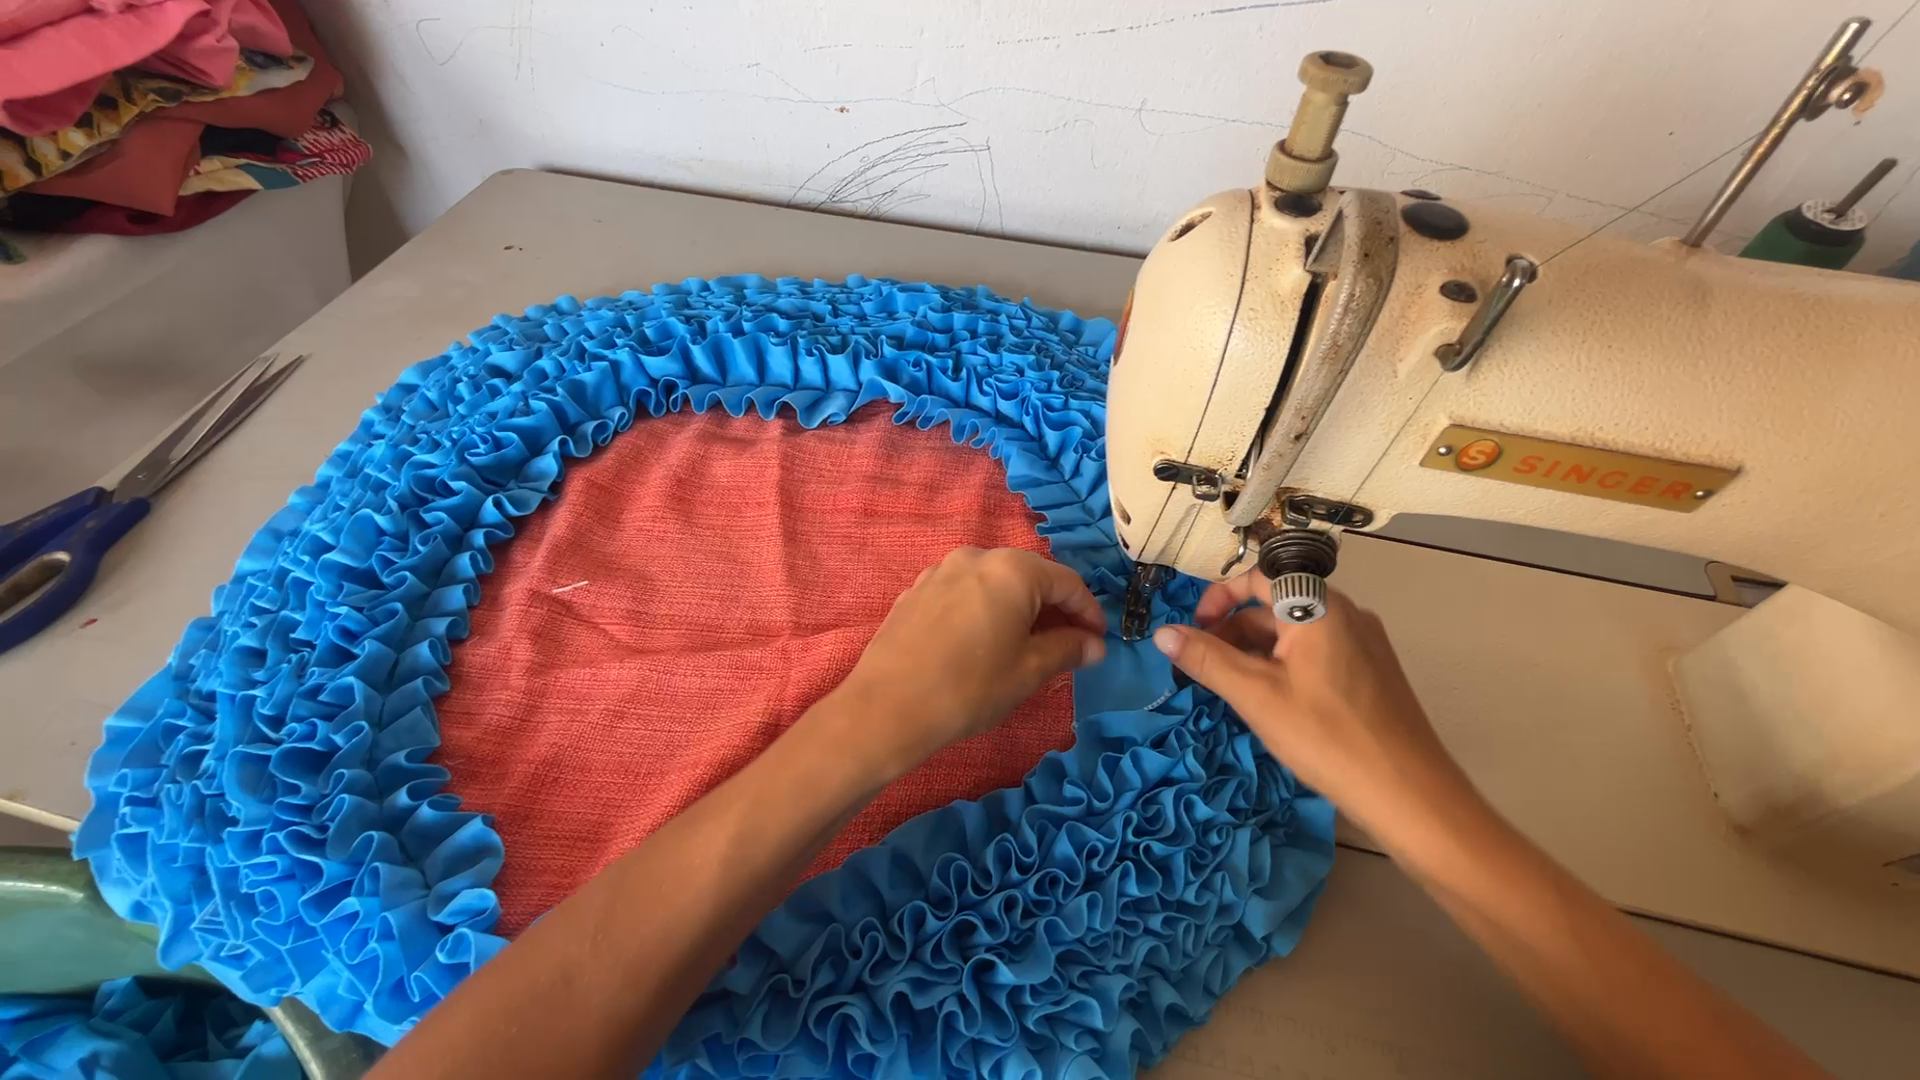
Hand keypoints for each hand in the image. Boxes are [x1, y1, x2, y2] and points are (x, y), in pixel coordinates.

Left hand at [822, 547, 1106, 780]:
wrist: (886, 707)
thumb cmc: (969, 688)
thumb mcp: (1028, 671)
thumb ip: (1067, 650)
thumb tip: (1094, 645)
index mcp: (1011, 570)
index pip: (1066, 582)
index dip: (1089, 611)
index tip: (1098, 641)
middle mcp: (976, 557)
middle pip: (1029, 576)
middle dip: (1054, 607)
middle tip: (1068, 644)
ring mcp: (940, 571)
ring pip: (994, 583)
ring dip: (1018, 608)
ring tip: (1026, 644)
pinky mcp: (915, 592)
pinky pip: (964, 593)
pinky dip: (984, 610)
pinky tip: (983, 642)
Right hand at [1150, 571, 1472, 837]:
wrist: (1410, 795)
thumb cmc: (1326, 736)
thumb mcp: (1255, 696)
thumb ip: (1206, 659)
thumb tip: (1161, 633)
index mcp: (1318, 607)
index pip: (1258, 577)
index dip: (1218, 598)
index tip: (1194, 633)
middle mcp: (1345, 613)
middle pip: (1275, 604)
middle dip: (1231, 630)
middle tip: (1204, 668)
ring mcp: (1363, 643)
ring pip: (1294, 632)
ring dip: (1254, 651)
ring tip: (1231, 690)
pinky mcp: (1371, 672)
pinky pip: (1315, 652)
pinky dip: (1283, 665)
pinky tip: (1272, 703)